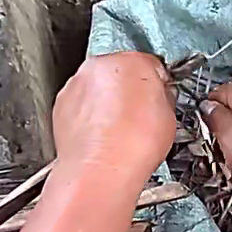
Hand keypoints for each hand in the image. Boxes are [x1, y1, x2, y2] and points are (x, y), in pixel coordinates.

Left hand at [52, 52, 175, 185]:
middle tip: (144, 114)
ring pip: (99, 87)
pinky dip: (93, 116)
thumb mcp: (170, 116)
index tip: (161, 97)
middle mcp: (100, 67)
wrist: (102, 169)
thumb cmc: (134, 144)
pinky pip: (82, 104)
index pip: (152, 64)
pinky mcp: (62, 104)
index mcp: (132, 63)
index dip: (159, 83)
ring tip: (125, 129)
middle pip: (122, 71)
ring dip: (111, 102)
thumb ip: (163, 97)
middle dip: (132, 89)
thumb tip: (160, 97)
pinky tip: (107, 135)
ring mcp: (77, 85)